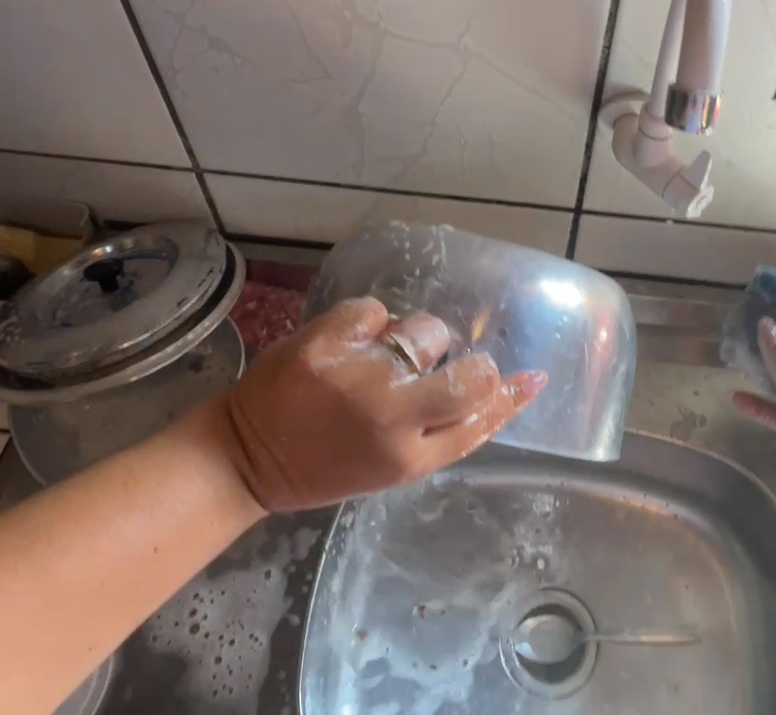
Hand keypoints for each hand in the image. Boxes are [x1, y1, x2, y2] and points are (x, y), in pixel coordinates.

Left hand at [201, 296, 544, 513]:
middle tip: (436, 368)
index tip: (529, 375)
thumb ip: (450, 427)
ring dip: (411, 341)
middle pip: (469, 373)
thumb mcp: (395, 466)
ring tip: (377, 361)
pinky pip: (377, 310)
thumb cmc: (328, 466)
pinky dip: (369, 324)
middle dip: (466, 364)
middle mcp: (390, 416)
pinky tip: (349, 345)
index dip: (509, 393)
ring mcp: (357, 375)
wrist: (246, 454)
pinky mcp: (324, 342)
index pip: (483, 416)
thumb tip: (518, 383)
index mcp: (409, 457)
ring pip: (423, 331)